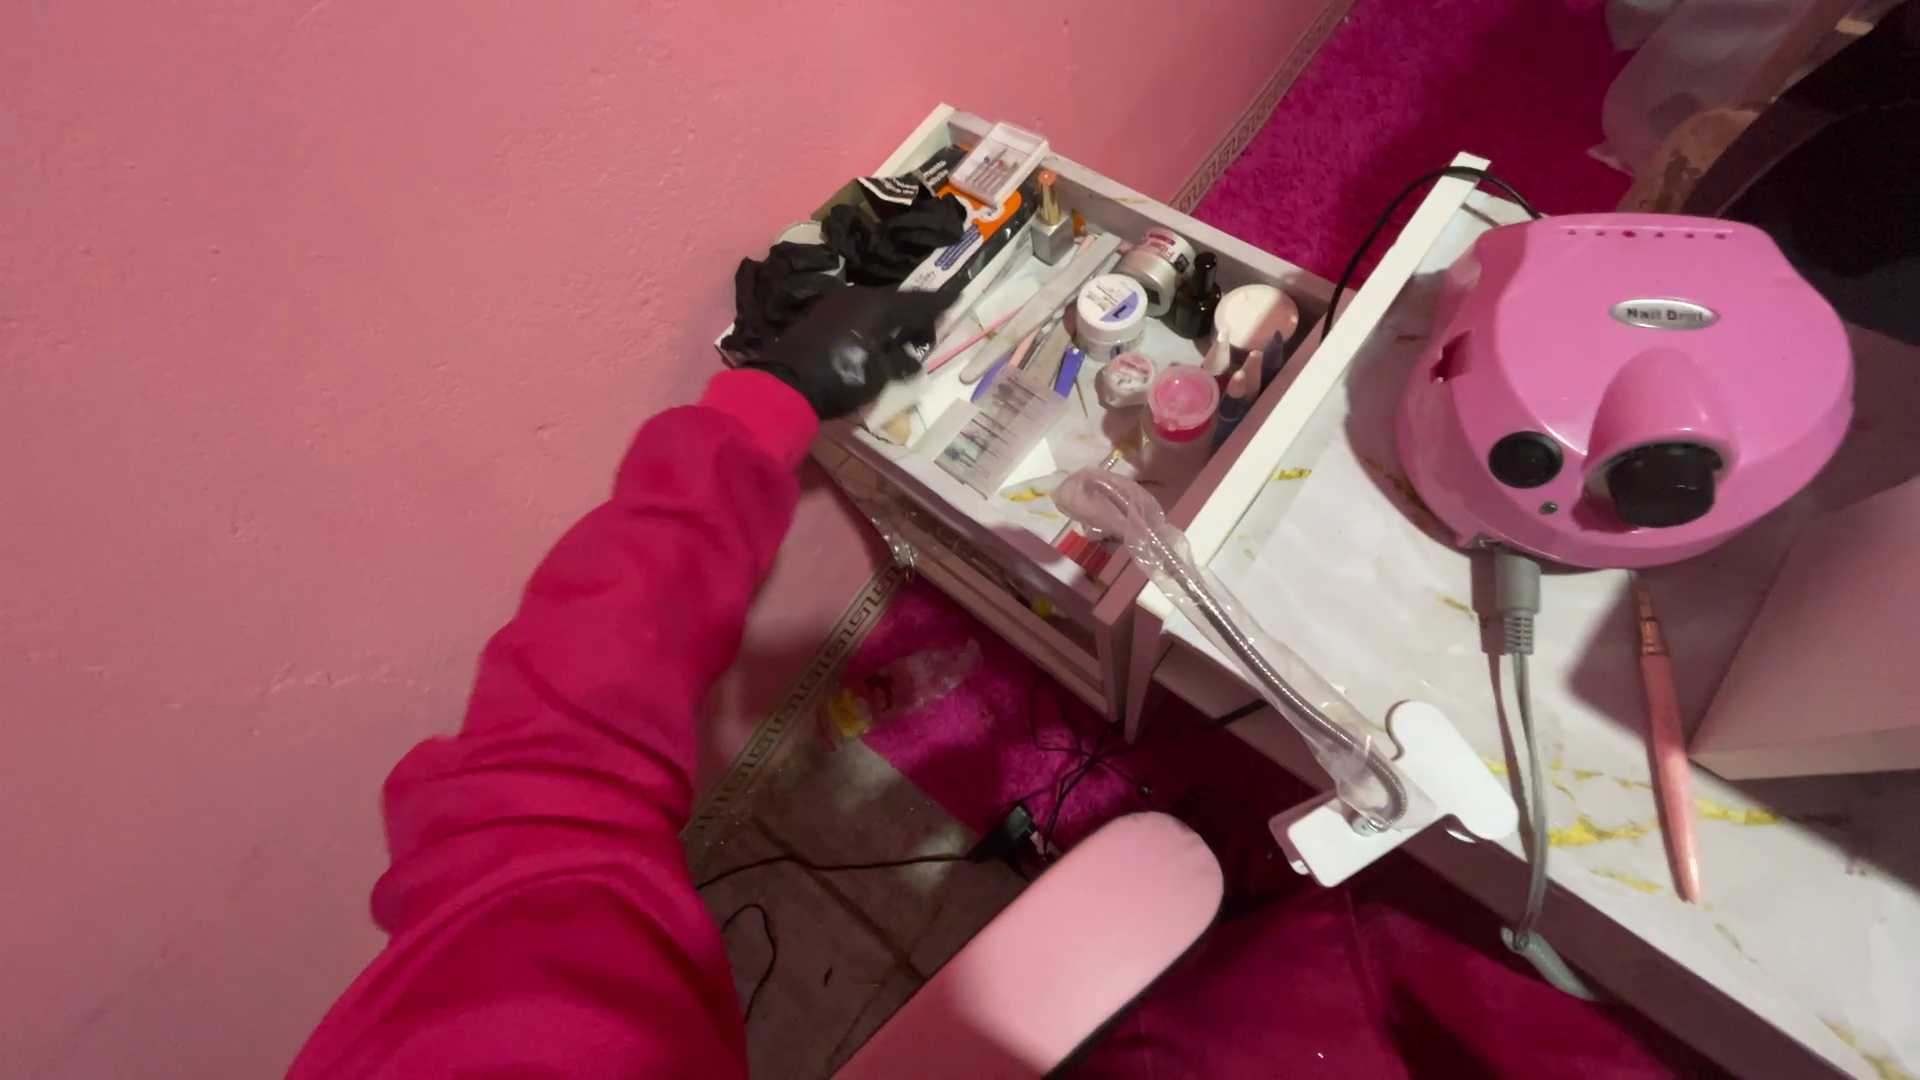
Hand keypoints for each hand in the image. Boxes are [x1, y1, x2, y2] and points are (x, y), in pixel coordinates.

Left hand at [746, 286, 950, 419]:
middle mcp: (860, 295)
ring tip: (903, 335)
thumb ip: (900, 361)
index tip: (958, 294)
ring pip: (876, 305)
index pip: (919, 301)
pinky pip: (858, 312)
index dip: (940, 301)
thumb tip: (910, 357)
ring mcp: (837, 301)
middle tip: (929, 328)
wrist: (784, 385)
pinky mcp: (821, 313)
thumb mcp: (879, 376)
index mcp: (879, 306)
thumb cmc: (839, 381)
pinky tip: (876, 336)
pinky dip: (873, 322)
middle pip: (897, 300)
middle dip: (915, 313)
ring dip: (892, 318)